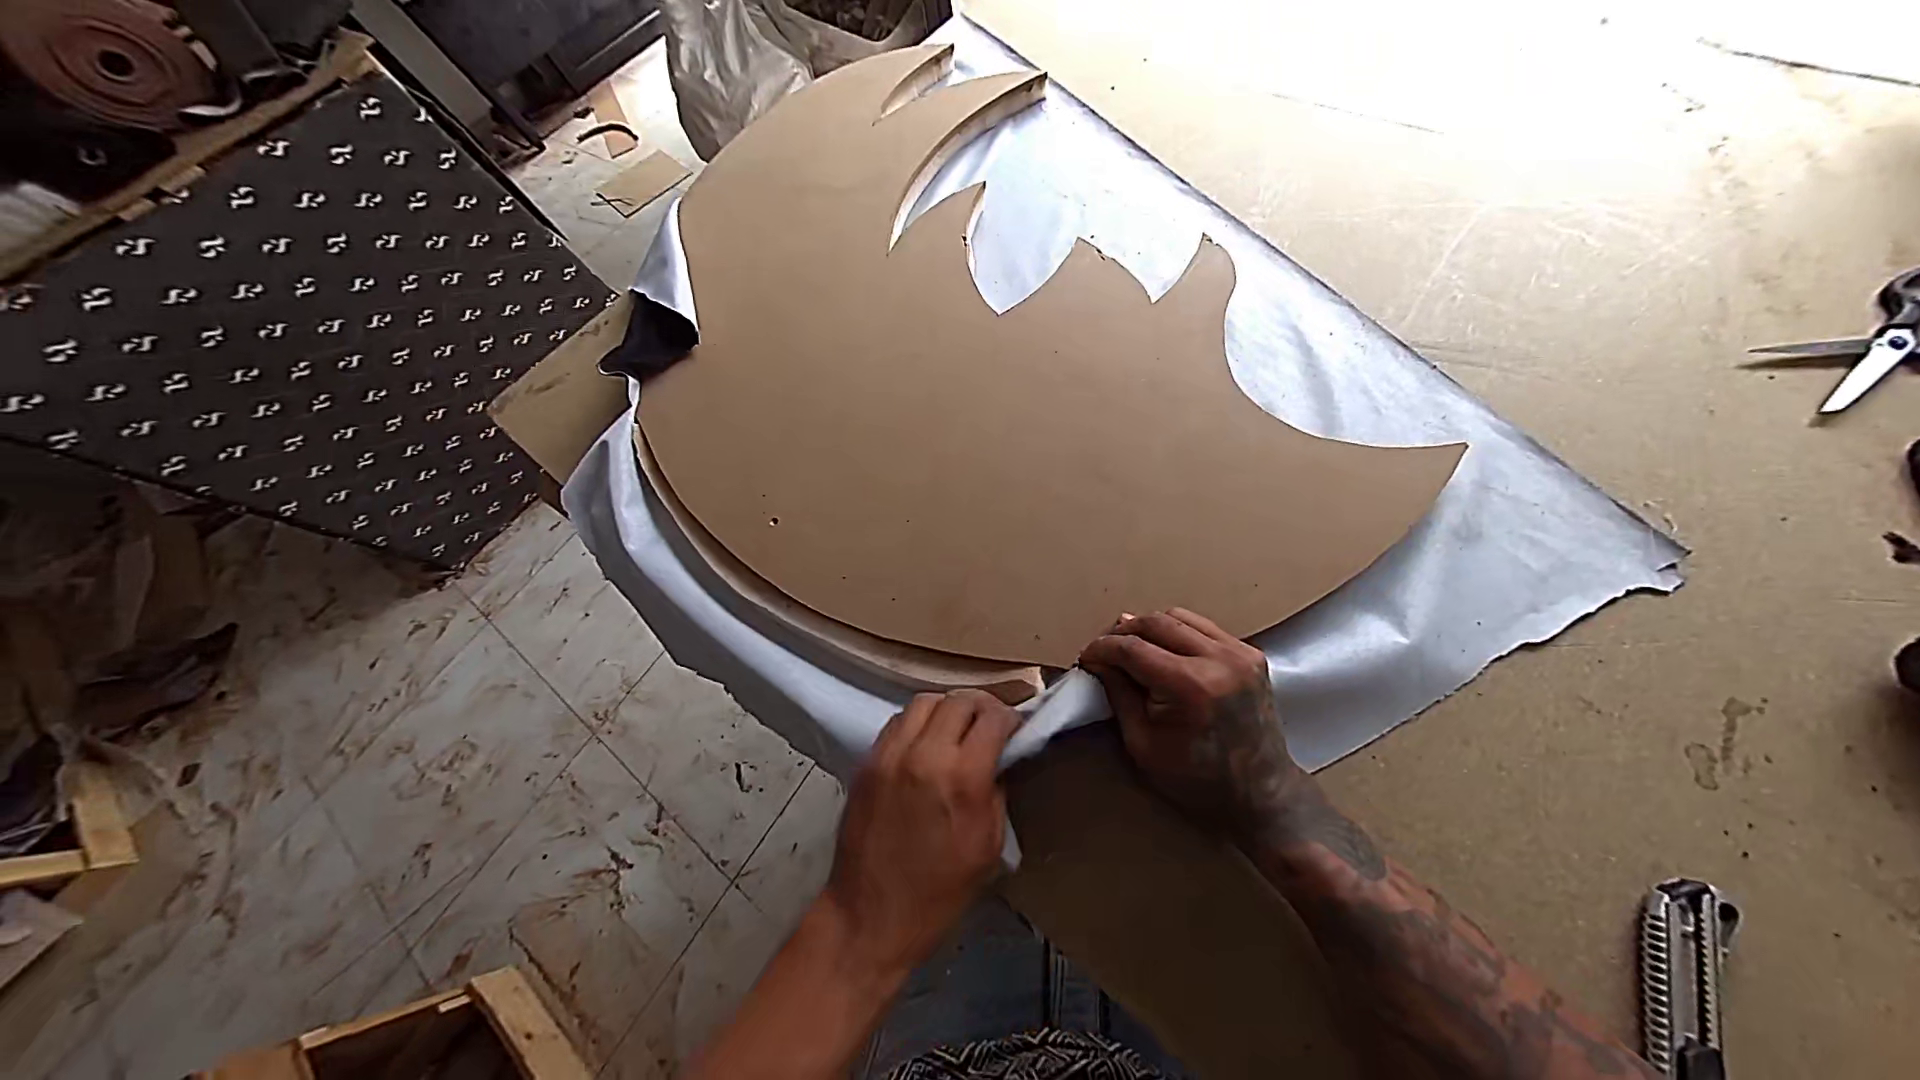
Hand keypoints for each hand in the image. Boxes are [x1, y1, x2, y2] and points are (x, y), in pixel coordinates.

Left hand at [821, 690, 1020, 978]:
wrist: (870, 916)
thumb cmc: (939, 893)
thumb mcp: (989, 845)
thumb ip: (997, 790)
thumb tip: (1000, 757)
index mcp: (962, 778)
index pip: (993, 718)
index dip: (1011, 718)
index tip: (1015, 728)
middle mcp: (924, 754)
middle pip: (959, 700)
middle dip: (982, 706)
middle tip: (990, 724)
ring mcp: (890, 754)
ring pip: (925, 701)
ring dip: (948, 708)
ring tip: (957, 728)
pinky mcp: (867, 760)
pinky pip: (898, 721)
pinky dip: (918, 721)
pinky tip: (926, 741)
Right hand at [1080, 608, 1307, 842]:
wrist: (1261, 795)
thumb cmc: (1196, 781)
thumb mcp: (1142, 744)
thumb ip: (1119, 694)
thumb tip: (1100, 660)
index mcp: (1191, 687)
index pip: (1132, 648)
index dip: (1101, 649)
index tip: (1086, 657)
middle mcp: (1219, 660)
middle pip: (1154, 623)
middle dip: (1121, 633)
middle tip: (1104, 652)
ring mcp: (1240, 653)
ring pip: (1177, 617)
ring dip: (1148, 628)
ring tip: (1132, 650)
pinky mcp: (1250, 654)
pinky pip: (1202, 627)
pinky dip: (1176, 632)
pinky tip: (1164, 652)